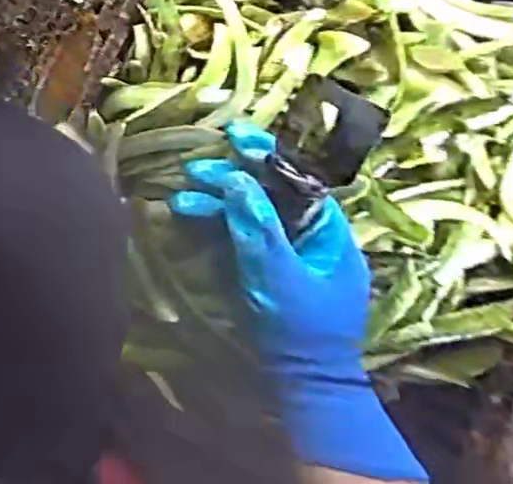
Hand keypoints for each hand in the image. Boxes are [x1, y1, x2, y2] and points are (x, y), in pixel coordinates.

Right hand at [170, 122, 369, 372]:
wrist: (301, 380)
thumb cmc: (299, 327)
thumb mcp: (278, 275)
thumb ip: (258, 225)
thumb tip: (237, 178)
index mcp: (328, 230)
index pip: (299, 177)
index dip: (268, 151)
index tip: (235, 133)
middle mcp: (308, 229)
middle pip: (269, 185)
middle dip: (232, 173)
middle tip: (196, 167)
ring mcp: (284, 242)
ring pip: (248, 203)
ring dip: (216, 195)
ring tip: (184, 192)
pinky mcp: (262, 254)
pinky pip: (236, 223)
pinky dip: (213, 214)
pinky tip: (186, 210)